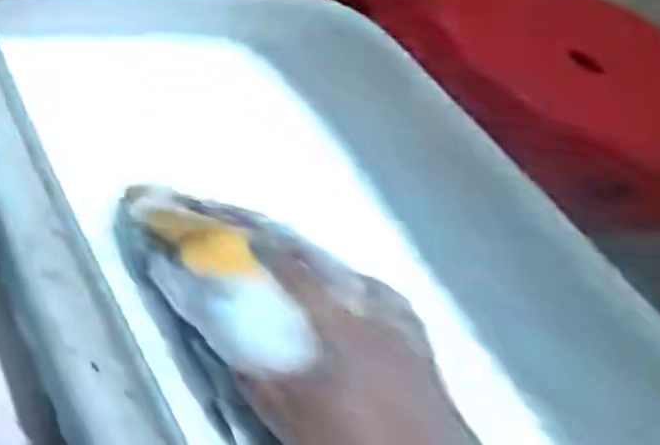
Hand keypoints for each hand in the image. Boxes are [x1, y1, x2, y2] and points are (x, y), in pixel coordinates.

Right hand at [236, 247, 477, 444]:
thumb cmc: (352, 439)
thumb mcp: (289, 415)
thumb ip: (256, 378)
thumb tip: (227, 348)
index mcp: (341, 331)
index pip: (298, 277)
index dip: (268, 252)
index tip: (246, 235)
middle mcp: (379, 328)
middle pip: (341, 275)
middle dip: (307, 256)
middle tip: (282, 250)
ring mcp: (412, 346)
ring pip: (381, 293)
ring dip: (348, 278)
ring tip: (328, 277)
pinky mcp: (432, 367)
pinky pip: (403, 317)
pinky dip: (381, 304)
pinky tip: (369, 312)